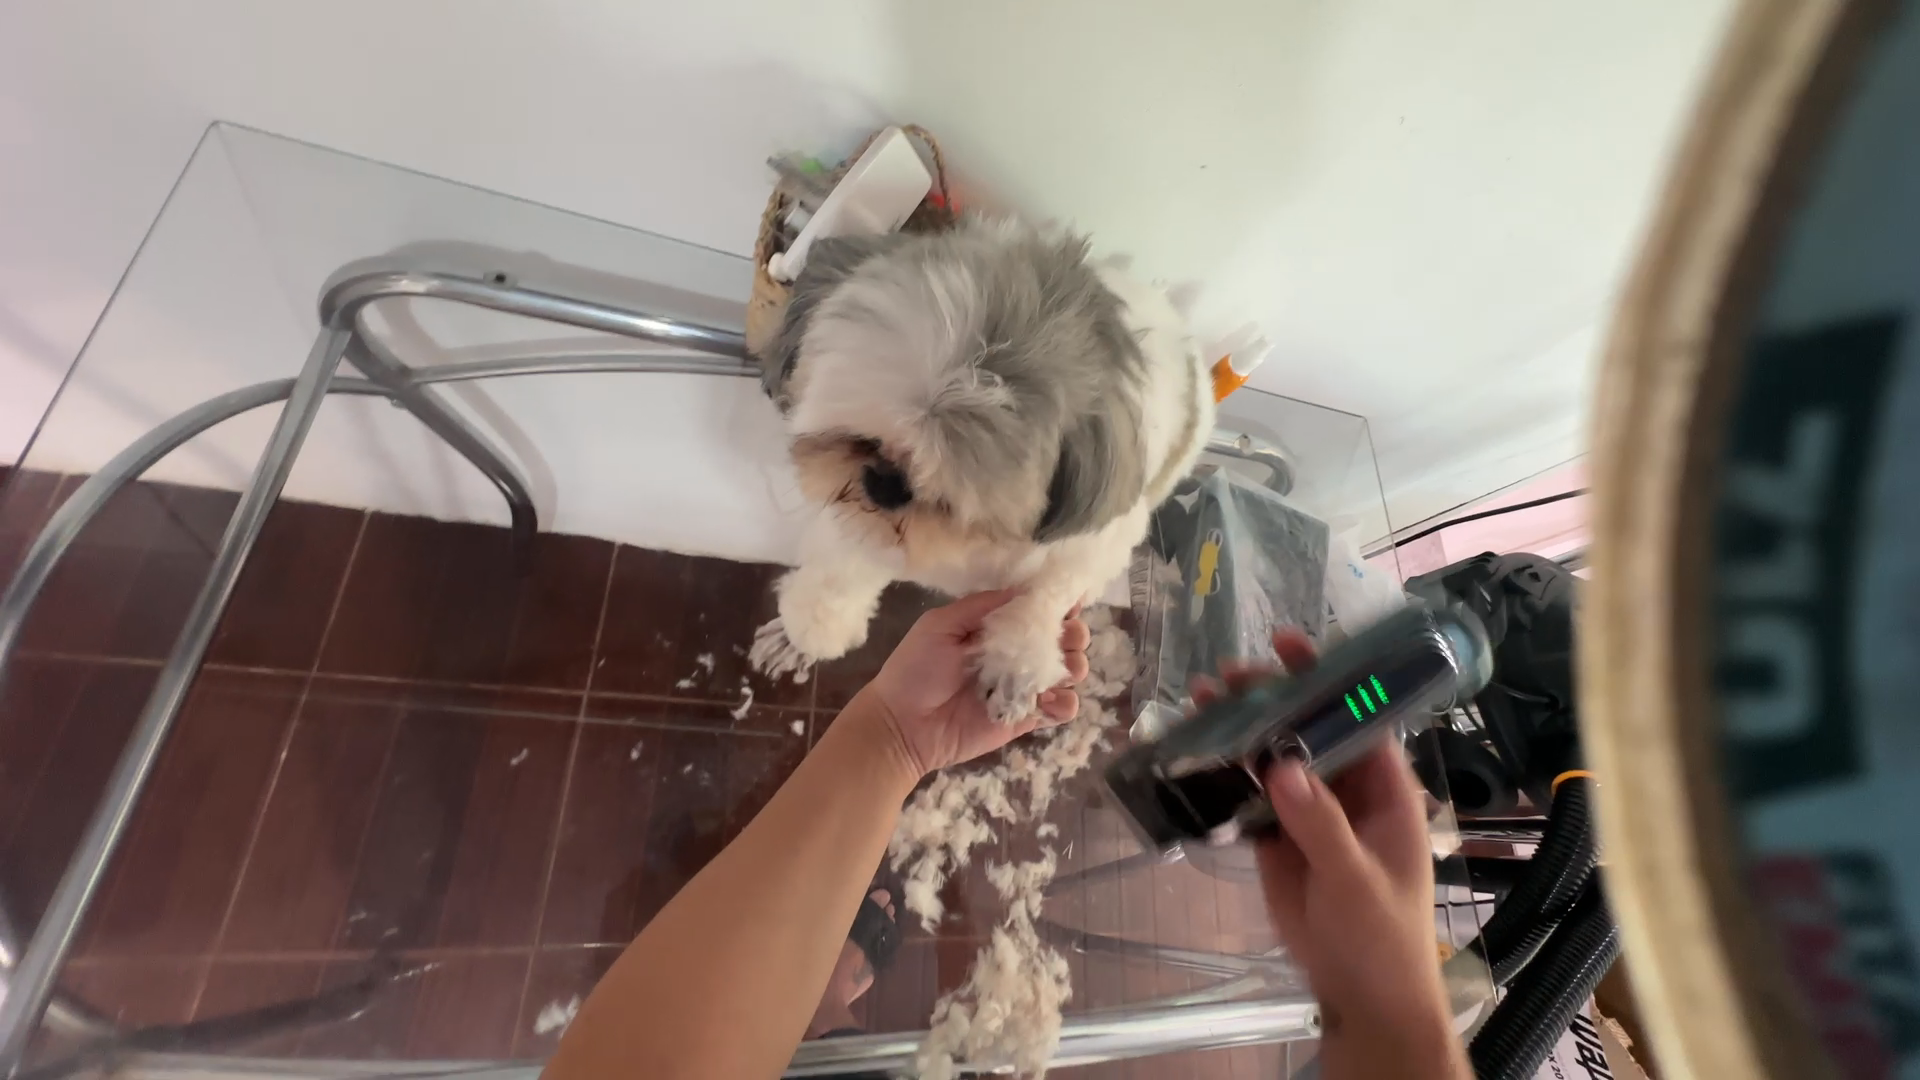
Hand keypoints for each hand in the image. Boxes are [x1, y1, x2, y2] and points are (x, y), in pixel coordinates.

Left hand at [856, 590, 1090, 776]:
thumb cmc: (916, 669)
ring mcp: (1023, 686)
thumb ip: (982, 606)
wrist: (902, 724)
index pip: (1037, 610)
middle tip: (1068, 637)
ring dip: (1076, 666)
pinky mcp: (1025, 717)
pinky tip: (1050, 699)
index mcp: (996, 627)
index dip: (1058, 603)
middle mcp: (1016, 654)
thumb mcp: (941, 625)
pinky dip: (1066, 703)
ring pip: (1068, 672)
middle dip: (1074, 634)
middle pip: (1062, 639)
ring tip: (1066, 669)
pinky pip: (1059, 710)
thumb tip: (1026, 590)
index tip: (1070, 601)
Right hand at [1193, 630, 1467, 1078]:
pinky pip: (1248, 786)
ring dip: (1240, 722)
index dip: (1328, 678)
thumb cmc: (1380, 936)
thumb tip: (1279, 766)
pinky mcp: (1275, 829)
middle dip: (1271, 694)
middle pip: (1306, 725)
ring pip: (1272, 750)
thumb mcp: (1356, 879)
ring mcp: (1306, 806)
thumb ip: (1320, 824)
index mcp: (1383, 790)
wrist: (1355, 993)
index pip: (1359, 717)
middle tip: (1230, 671)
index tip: (1291, 645)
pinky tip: (1195, 741)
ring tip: (1201, 691)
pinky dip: (1223, 763)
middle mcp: (1344, 787)